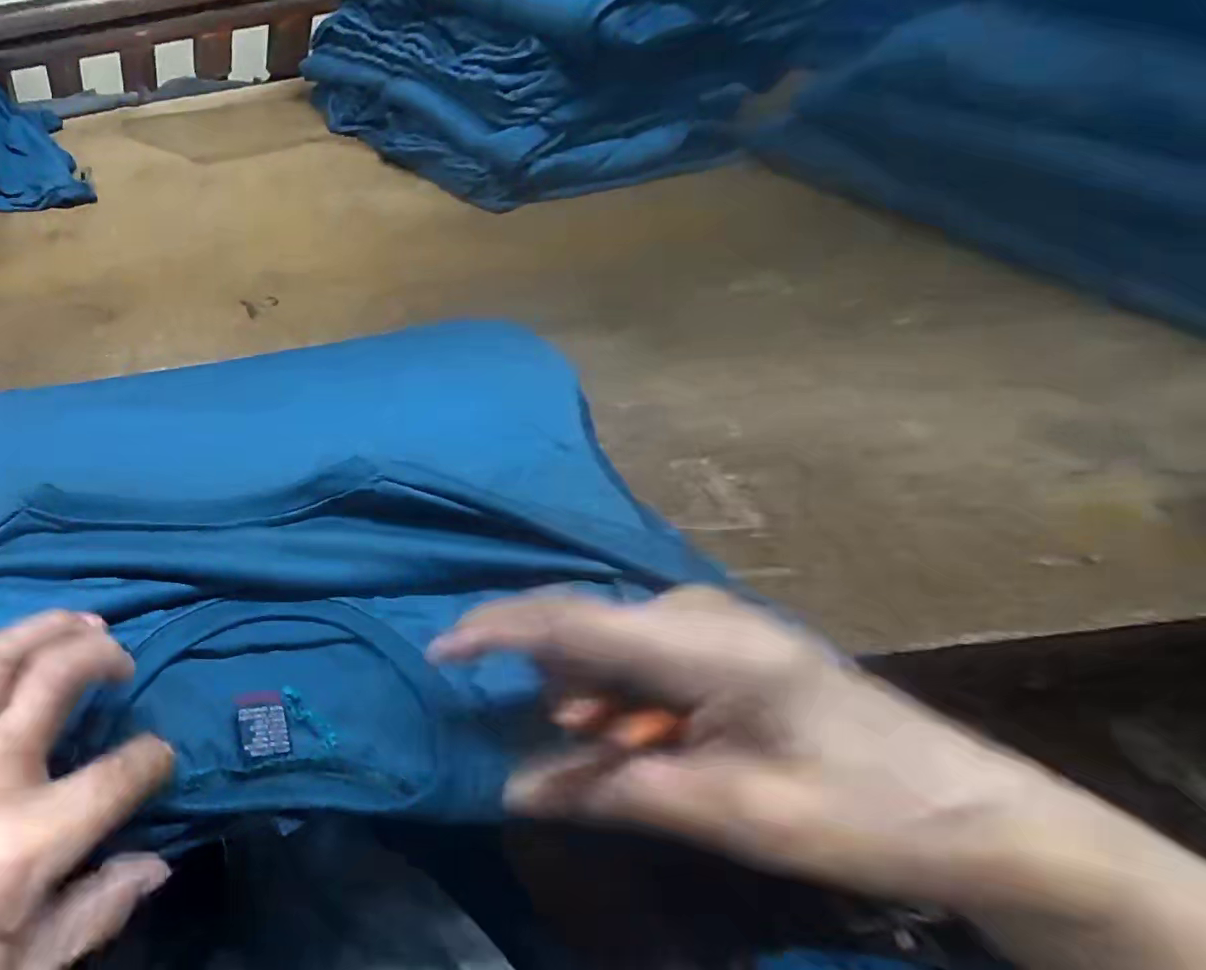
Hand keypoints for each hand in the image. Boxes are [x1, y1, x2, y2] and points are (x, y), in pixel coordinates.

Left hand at [0, 610, 174, 969]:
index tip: (162, 756)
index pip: (113, 778)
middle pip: (54, 678)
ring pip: (1, 654)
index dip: (153, 759)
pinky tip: (25, 640)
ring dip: (50, 626)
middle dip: (102, 655)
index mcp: (24, 845)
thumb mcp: (30, 965)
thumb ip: (99, 909)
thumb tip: (158, 861)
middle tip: (126, 664)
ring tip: (87, 623)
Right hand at [430, 588, 1205, 969]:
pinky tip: (647, 738)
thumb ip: (611, 790)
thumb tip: (511, 787)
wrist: (989, 816)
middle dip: (548, 680)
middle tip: (551, 739)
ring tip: (621, 753)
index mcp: (701, 643)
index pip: (569, 620)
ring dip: (589, 696)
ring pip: (603, 644)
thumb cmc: (863, 813)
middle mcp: (693, 612)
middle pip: (580, 629)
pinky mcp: (713, 636)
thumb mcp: (730, 812)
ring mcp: (705, 619)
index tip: (439, 652)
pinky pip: (633, 653)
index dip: (494, 629)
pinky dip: (619, 696)